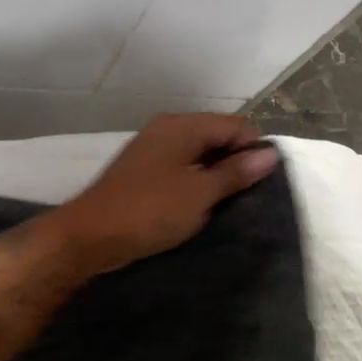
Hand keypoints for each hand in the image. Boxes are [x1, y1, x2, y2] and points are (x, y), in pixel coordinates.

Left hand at [44, 113, 279, 273]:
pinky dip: (193, 183)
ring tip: (224, 204)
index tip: (260, 184)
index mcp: (181, 126)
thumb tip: (269, 154)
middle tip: (245, 197)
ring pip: (197, 154)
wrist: (91, 234)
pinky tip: (198, 206)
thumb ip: (235, 172)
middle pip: (216, 136)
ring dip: (213, 175)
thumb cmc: (150, 210)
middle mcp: (165, 129)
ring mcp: (150, 149)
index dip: (254, 151)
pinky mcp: (141, 171)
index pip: (236, 125)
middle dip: (235, 163)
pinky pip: (179, 168)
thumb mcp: (200, 193)